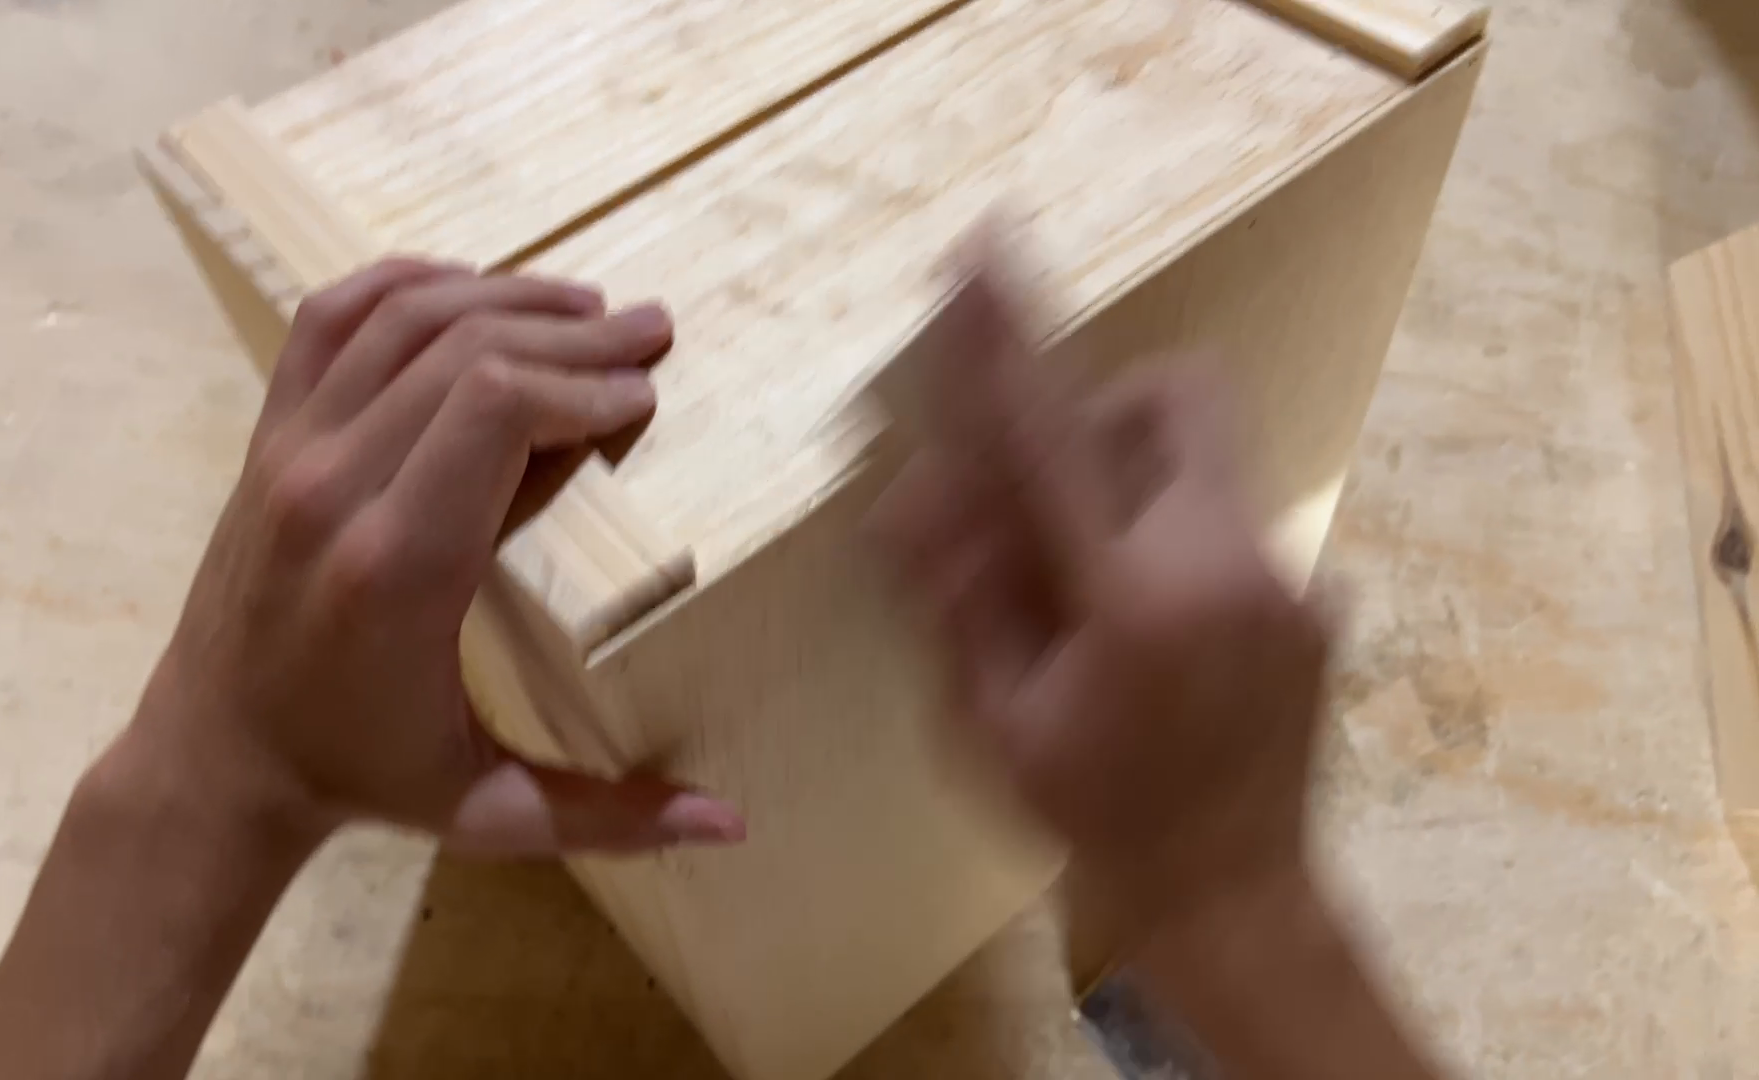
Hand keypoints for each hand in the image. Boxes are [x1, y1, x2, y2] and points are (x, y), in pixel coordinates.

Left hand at [114, 257, 743, 856]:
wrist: (212, 762)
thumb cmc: (365, 779)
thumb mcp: (494, 812)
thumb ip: (617, 817)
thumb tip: (734, 826)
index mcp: (401, 565)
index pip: (499, 408)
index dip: (587, 384)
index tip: (646, 394)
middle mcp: (336, 484)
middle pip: (467, 349)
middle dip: (575, 333)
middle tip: (650, 330)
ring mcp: (288, 447)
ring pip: (405, 317)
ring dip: (507, 297)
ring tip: (585, 306)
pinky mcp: (268, 434)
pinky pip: (331, 318)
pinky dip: (407, 282)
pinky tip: (471, 286)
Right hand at [868, 256, 1328, 933]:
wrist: (1230, 893)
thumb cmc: (1089, 813)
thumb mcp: (989, 721)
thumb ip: (956, 602)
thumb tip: (912, 500)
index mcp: (1134, 603)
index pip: (1052, 443)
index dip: (1008, 345)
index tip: (979, 256)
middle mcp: (1228, 565)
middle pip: (1176, 400)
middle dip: (1098, 410)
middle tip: (1048, 488)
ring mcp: (1286, 574)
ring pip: (1201, 451)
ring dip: (1122, 474)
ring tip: (1085, 570)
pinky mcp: (1311, 591)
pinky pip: (1221, 509)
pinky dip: (1157, 529)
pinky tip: (1141, 619)